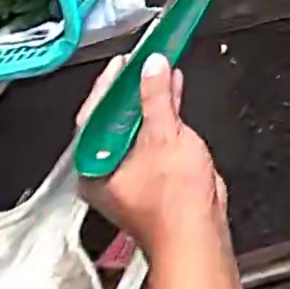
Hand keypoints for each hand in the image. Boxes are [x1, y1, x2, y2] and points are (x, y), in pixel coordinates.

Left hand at [75, 53, 230, 260]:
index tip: (121, 62)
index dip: (108, 85)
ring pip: (135, 121)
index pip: (94, 115)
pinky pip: (154, 128)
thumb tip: (151, 66)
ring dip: (149, 95)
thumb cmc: (172, 199)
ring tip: (159, 66)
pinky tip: (174, 88)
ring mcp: (131, 167)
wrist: (195, 227)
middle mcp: (107, 167)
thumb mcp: (163, 136)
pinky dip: (164, 107)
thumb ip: (156, 97)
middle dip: (130, 87)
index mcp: (96, 165)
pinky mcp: (154, 166)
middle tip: (140, 60)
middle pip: (114, 117)